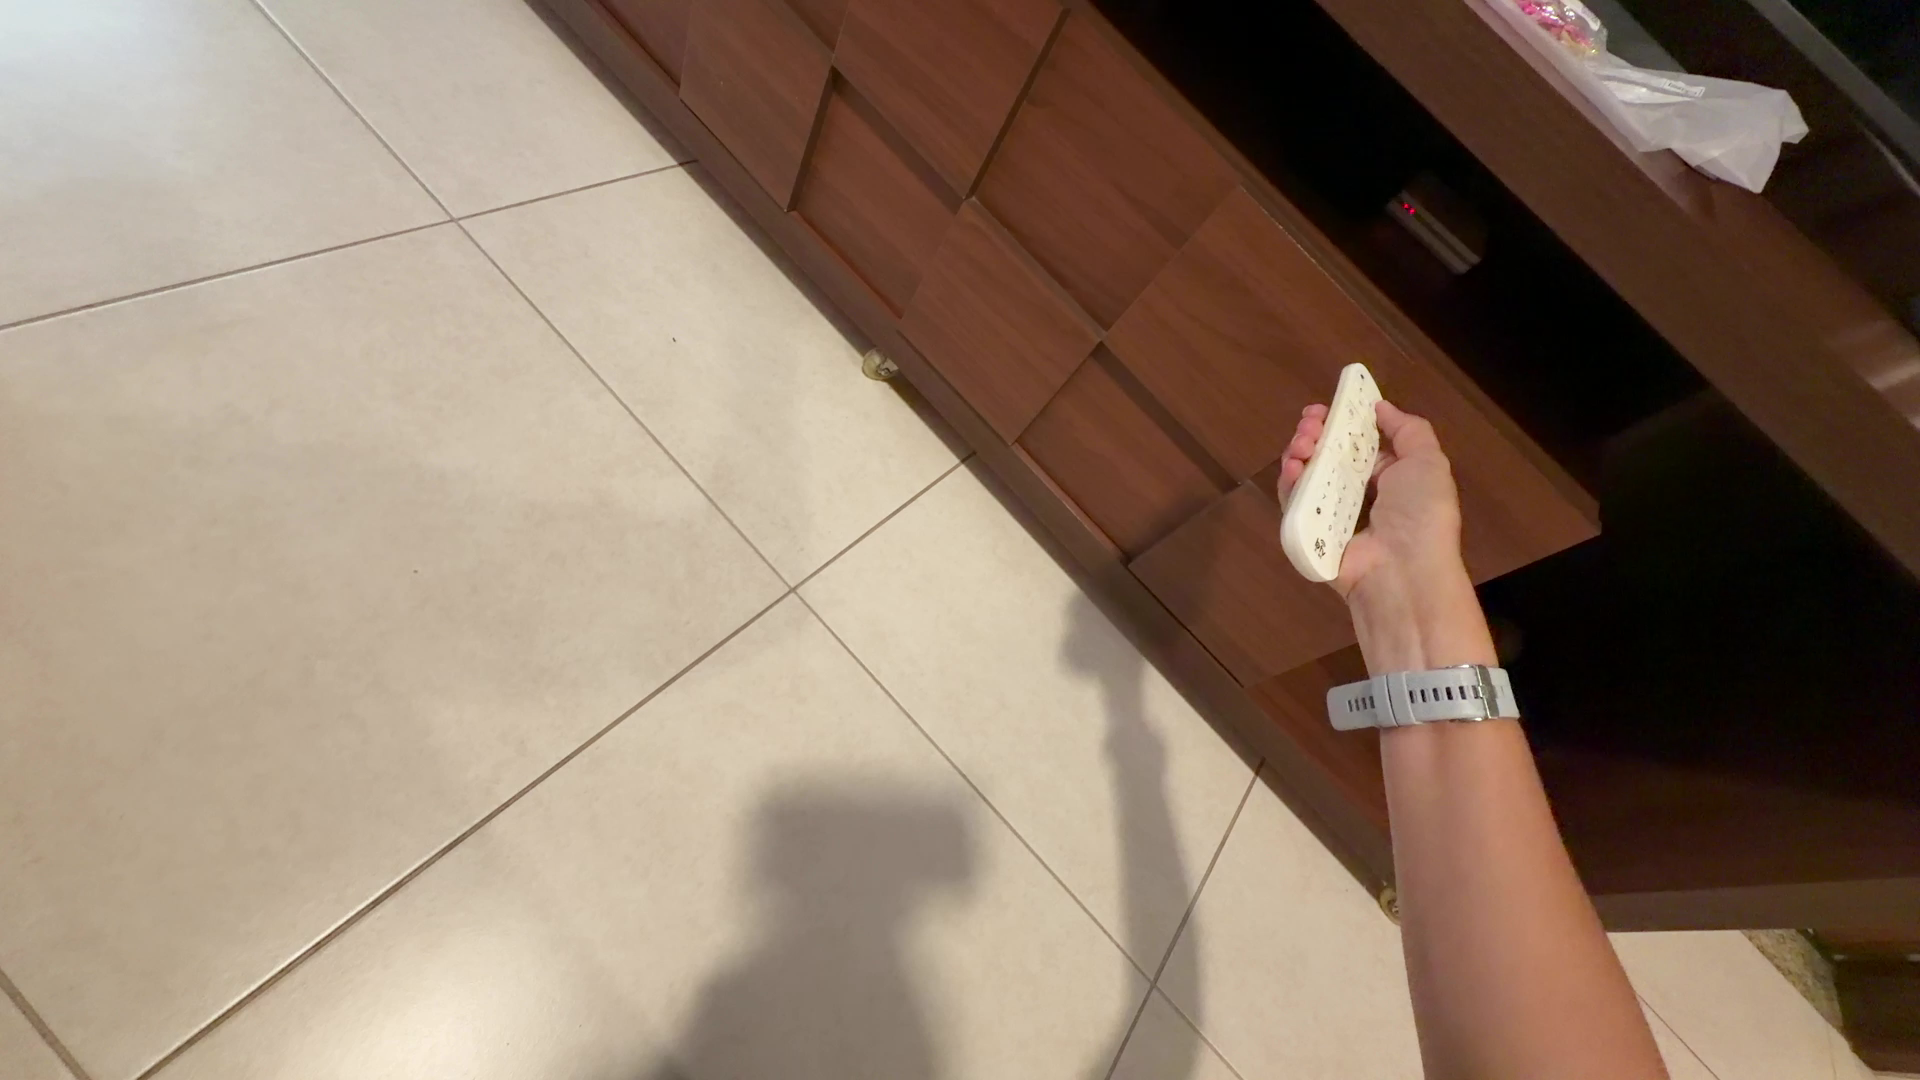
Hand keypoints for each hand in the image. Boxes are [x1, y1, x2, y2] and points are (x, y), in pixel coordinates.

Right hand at [1278, 399, 1462, 598]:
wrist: (1400, 568)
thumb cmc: (1420, 513)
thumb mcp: (1428, 462)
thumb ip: (1407, 429)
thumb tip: (1379, 406)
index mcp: (1386, 476)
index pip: (1354, 443)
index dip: (1338, 423)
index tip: (1324, 408)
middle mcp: (1355, 492)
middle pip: (1324, 455)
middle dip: (1313, 433)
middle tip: (1309, 423)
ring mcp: (1328, 511)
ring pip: (1303, 474)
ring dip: (1298, 451)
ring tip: (1302, 444)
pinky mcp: (1306, 530)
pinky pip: (1291, 501)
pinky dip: (1288, 482)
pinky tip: (1293, 467)